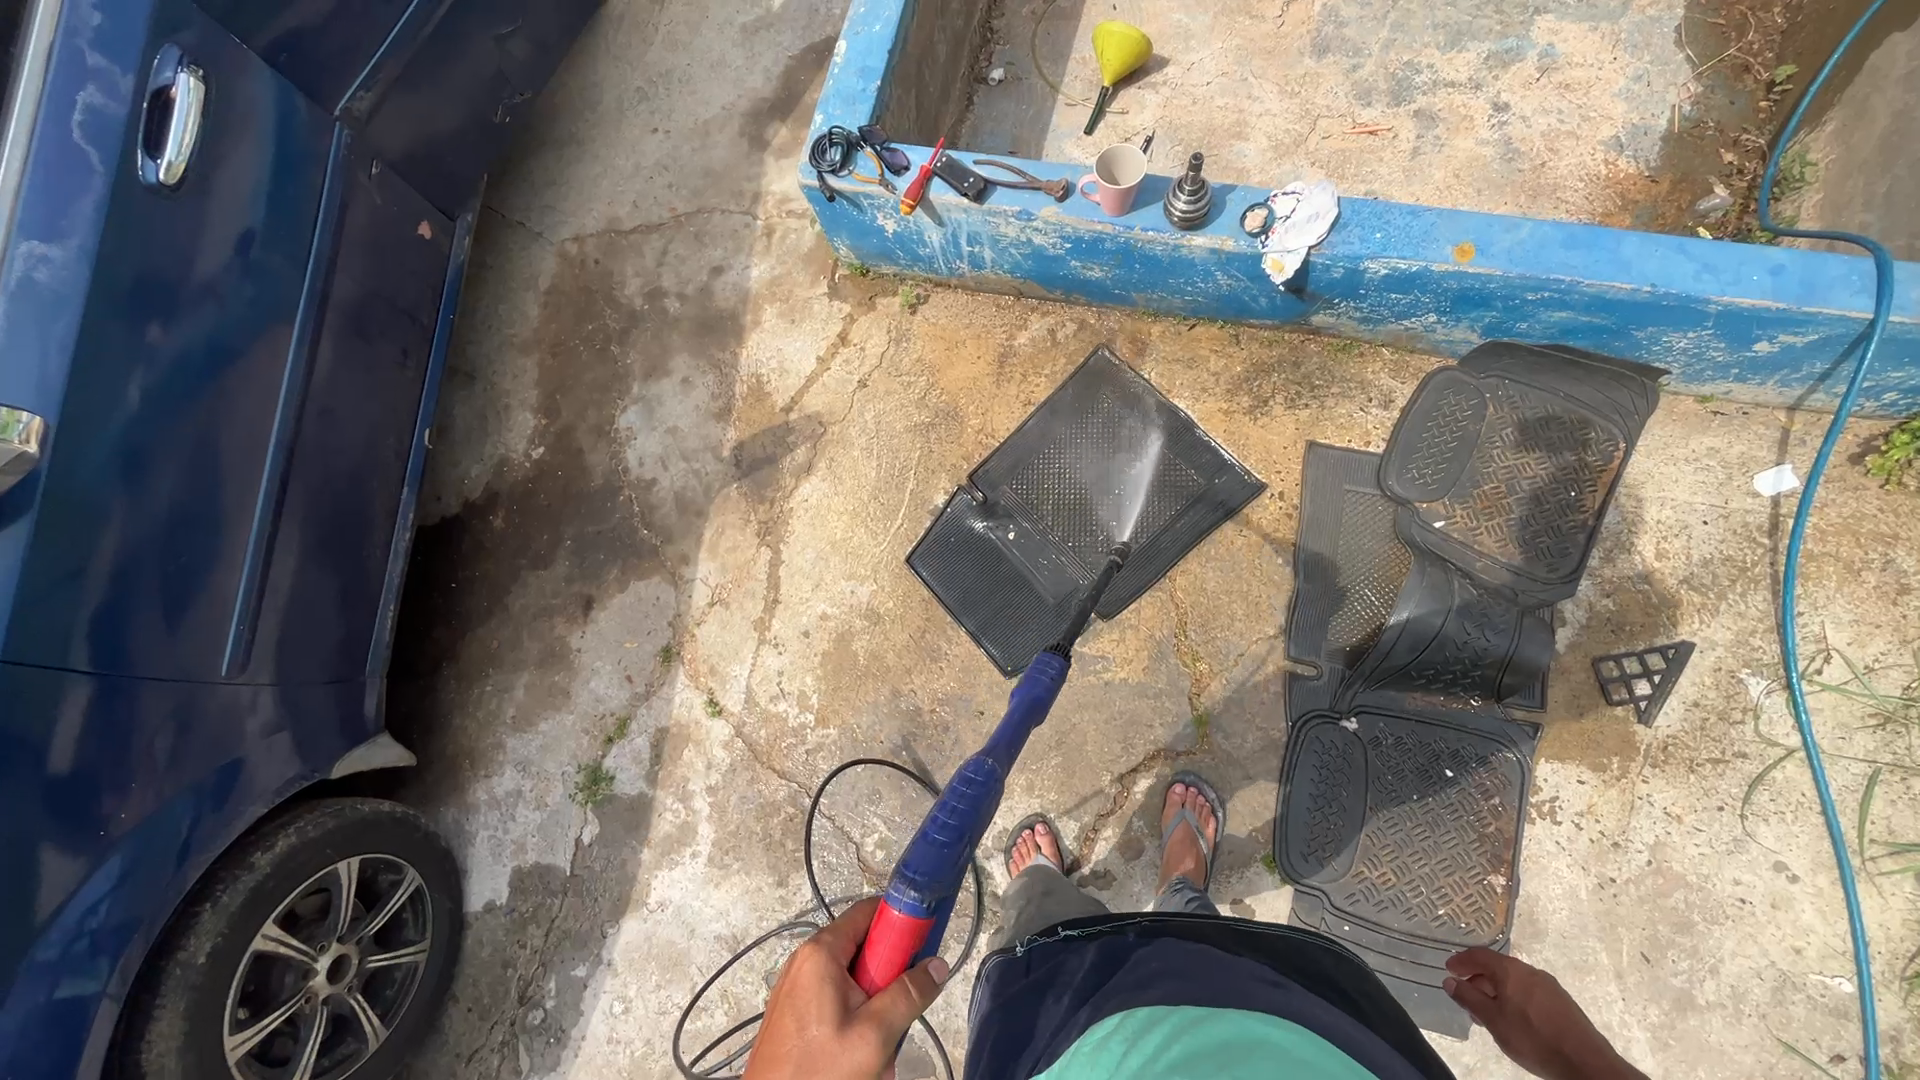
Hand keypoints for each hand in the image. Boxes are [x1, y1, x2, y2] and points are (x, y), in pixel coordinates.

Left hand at [745, 898, 949, 1079]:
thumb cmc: (816, 1073)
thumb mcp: (874, 1035)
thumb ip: (909, 995)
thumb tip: (937, 966)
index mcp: (821, 952)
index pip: (869, 910)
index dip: (900, 922)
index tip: (922, 944)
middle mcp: (806, 960)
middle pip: (864, 947)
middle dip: (888, 977)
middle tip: (898, 1009)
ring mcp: (799, 985)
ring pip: (855, 979)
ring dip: (875, 1005)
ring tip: (877, 1042)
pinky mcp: (797, 1010)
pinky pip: (839, 1000)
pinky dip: (856, 1018)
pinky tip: (859, 1050)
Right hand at [1444, 947, 1647, 1079]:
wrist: (1587, 1064)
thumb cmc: (1533, 1038)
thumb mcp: (1492, 1020)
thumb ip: (1468, 998)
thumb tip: (1450, 981)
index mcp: (1510, 970)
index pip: (1478, 955)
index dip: (1460, 961)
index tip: (1449, 971)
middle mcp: (1529, 971)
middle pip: (1497, 967)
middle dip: (1478, 980)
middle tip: (1467, 998)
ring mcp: (1549, 986)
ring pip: (1514, 981)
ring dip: (1497, 991)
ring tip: (1490, 1014)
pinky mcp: (1563, 1003)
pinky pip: (1529, 992)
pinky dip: (1515, 998)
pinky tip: (1515, 1019)